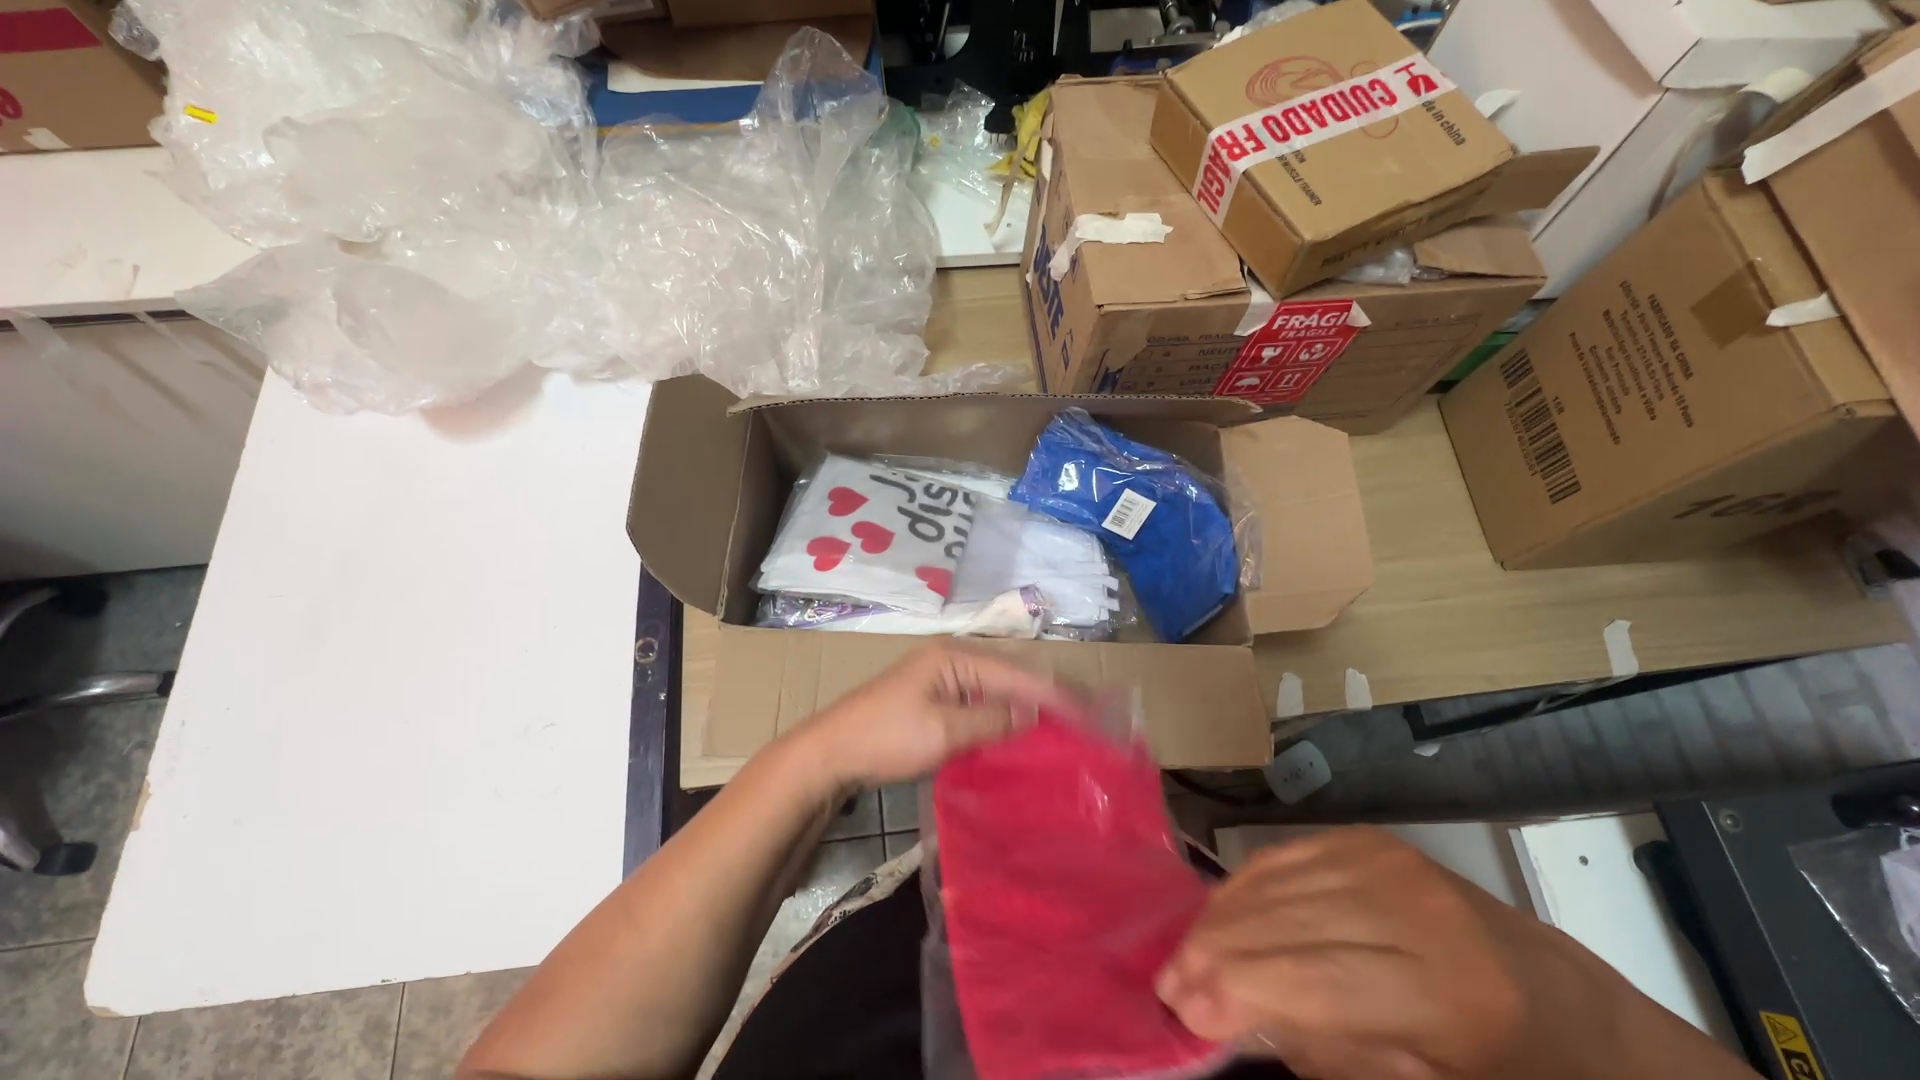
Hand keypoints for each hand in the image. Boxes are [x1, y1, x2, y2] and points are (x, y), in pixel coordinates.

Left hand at [787, 644, 1078, 788]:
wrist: (828, 754)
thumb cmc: (884, 739)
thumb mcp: (943, 732)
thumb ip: (993, 721)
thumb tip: (1037, 716)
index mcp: (955, 657)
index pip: (1019, 675)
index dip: (1058, 696)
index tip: (1094, 715)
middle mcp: (953, 660)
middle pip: (1013, 677)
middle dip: (1050, 698)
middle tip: (1091, 720)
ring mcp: (943, 680)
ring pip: (1000, 692)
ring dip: (1031, 710)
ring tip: (1070, 728)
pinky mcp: (936, 702)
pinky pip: (983, 705)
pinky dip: (1007, 719)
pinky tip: (1026, 736)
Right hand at [1155, 827, 1755, 1079]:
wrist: (1549, 995)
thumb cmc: (1485, 1060)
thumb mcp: (1410, 1078)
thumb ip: (1319, 1046)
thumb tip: (1227, 1014)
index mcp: (1441, 987)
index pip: (1312, 978)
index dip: (1238, 991)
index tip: (1186, 1013)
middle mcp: (1409, 906)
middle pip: (1283, 922)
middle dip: (1214, 955)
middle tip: (1168, 988)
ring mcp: (1384, 861)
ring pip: (1273, 883)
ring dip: (1217, 922)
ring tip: (1182, 960)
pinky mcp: (1364, 840)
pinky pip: (1281, 858)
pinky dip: (1241, 888)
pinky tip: (1216, 917)